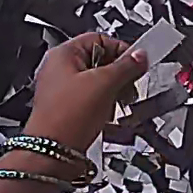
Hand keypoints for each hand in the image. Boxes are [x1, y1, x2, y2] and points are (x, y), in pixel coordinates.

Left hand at [22, 32, 148, 150]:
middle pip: (99, 61)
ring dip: (113, 92)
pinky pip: (92, 101)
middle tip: (128, 84)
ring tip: (118, 102)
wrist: (53, 153)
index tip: (136, 63)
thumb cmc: (66, 117)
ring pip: (97, 83)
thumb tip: (140, 56)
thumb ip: (126, 66)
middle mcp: (59, 70)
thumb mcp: (105, 84)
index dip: (120, 49)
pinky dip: (104, 107)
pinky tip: (108, 116)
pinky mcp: (67, 111)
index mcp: (63, 54)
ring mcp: (62, 91)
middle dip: (118, 74)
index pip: (99, 39)